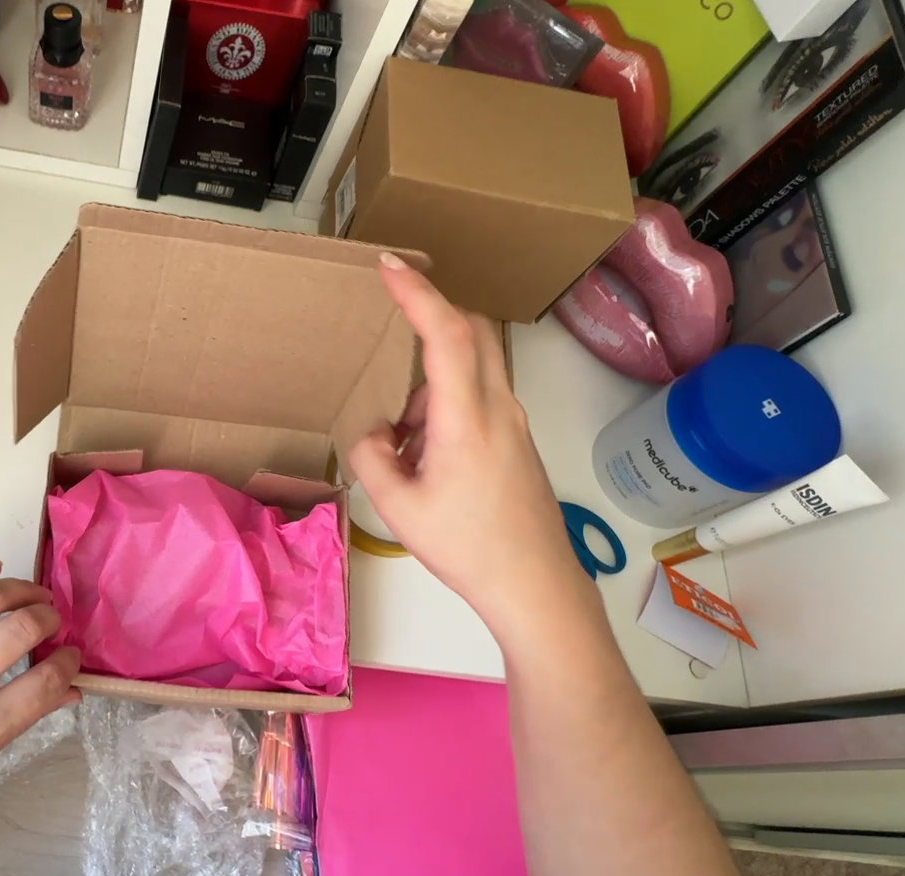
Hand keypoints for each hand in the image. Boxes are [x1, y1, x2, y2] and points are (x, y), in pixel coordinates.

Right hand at [349, 254, 589, 633]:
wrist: (532, 582)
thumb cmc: (464, 545)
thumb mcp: (396, 506)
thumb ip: (372, 457)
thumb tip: (376, 433)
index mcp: (466, 418)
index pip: (445, 334)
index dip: (416, 293)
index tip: (389, 264)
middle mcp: (498, 407)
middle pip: (470, 334)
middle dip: (429, 322)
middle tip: (390, 335)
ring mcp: (514, 422)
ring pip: (471, 370)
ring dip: (429, 385)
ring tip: (400, 443)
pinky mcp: (517, 440)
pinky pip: (478, 399)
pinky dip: (444, 408)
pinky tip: (425, 458)